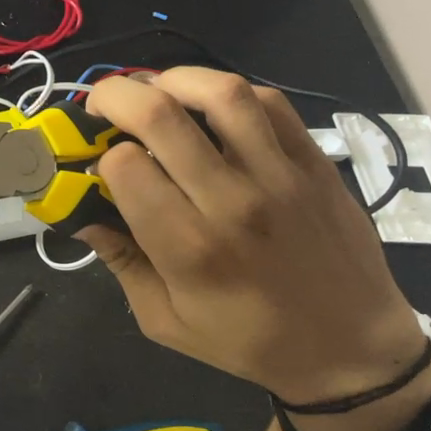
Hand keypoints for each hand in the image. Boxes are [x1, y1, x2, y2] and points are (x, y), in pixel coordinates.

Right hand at [77, 68, 425, 404]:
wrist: (352, 350)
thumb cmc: (246, 341)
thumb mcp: (163, 319)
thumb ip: (120, 262)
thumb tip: (79, 214)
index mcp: (188, 248)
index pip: (124, 166)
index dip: (98, 158)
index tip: (95, 169)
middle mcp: (232, 201)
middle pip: (160, 116)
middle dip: (114, 98)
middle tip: (99, 105)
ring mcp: (279, 176)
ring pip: (220, 92)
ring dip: (171, 80)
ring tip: (153, 93)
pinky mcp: (313, 164)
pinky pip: (269, 103)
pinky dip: (228, 90)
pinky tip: (207, 105)